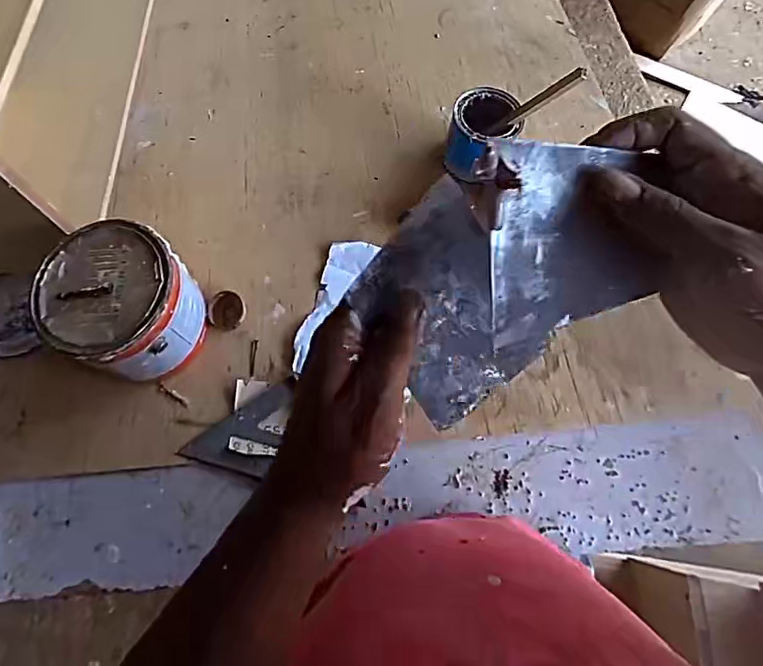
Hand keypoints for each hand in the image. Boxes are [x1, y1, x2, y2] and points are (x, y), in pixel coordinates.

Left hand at [265, 292, 423, 511]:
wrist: (311, 488)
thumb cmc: (346, 446)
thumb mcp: (379, 395)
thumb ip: (394, 347)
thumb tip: (410, 296)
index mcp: (337, 333)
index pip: (372, 287)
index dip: (402, 279)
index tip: (438, 273)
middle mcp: (331, 337)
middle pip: (373, 305)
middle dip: (406, 301)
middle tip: (451, 298)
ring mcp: (335, 357)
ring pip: (374, 328)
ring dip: (403, 325)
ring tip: (445, 320)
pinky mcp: (341, 377)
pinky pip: (371, 349)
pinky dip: (394, 348)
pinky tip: (419, 356)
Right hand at [583, 107, 762, 382]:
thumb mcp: (726, 254)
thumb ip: (662, 214)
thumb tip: (600, 177)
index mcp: (729, 177)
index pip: (670, 129)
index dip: (626, 133)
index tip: (587, 162)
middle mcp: (702, 193)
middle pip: (639, 162)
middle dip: (599, 173)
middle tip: (562, 197)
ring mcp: (684, 227)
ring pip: (626, 199)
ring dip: (593, 207)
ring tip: (562, 223)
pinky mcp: (669, 258)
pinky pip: (625, 233)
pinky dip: (600, 237)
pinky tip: (580, 251)